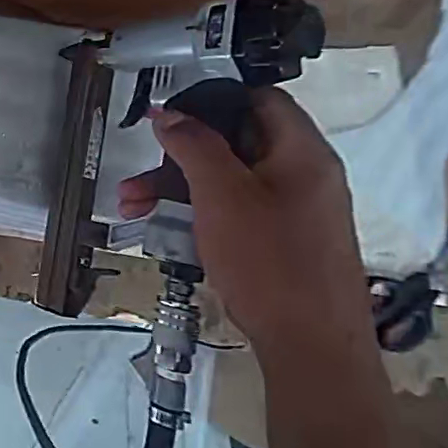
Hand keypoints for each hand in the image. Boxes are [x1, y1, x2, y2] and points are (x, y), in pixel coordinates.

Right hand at [116, 87, 370, 353]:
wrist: (313, 348)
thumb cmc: (268, 262)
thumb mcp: (221, 195)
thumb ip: (194, 146)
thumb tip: (168, 114)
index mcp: (302, 151)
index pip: (259, 99)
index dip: (212, 101)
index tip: (170, 116)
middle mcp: (305, 175)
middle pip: (237, 144)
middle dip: (180, 157)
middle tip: (140, 178)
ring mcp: (298, 212)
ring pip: (232, 182)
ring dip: (181, 189)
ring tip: (135, 208)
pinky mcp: (288, 243)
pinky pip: (242, 212)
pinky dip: (205, 214)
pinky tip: (172, 233)